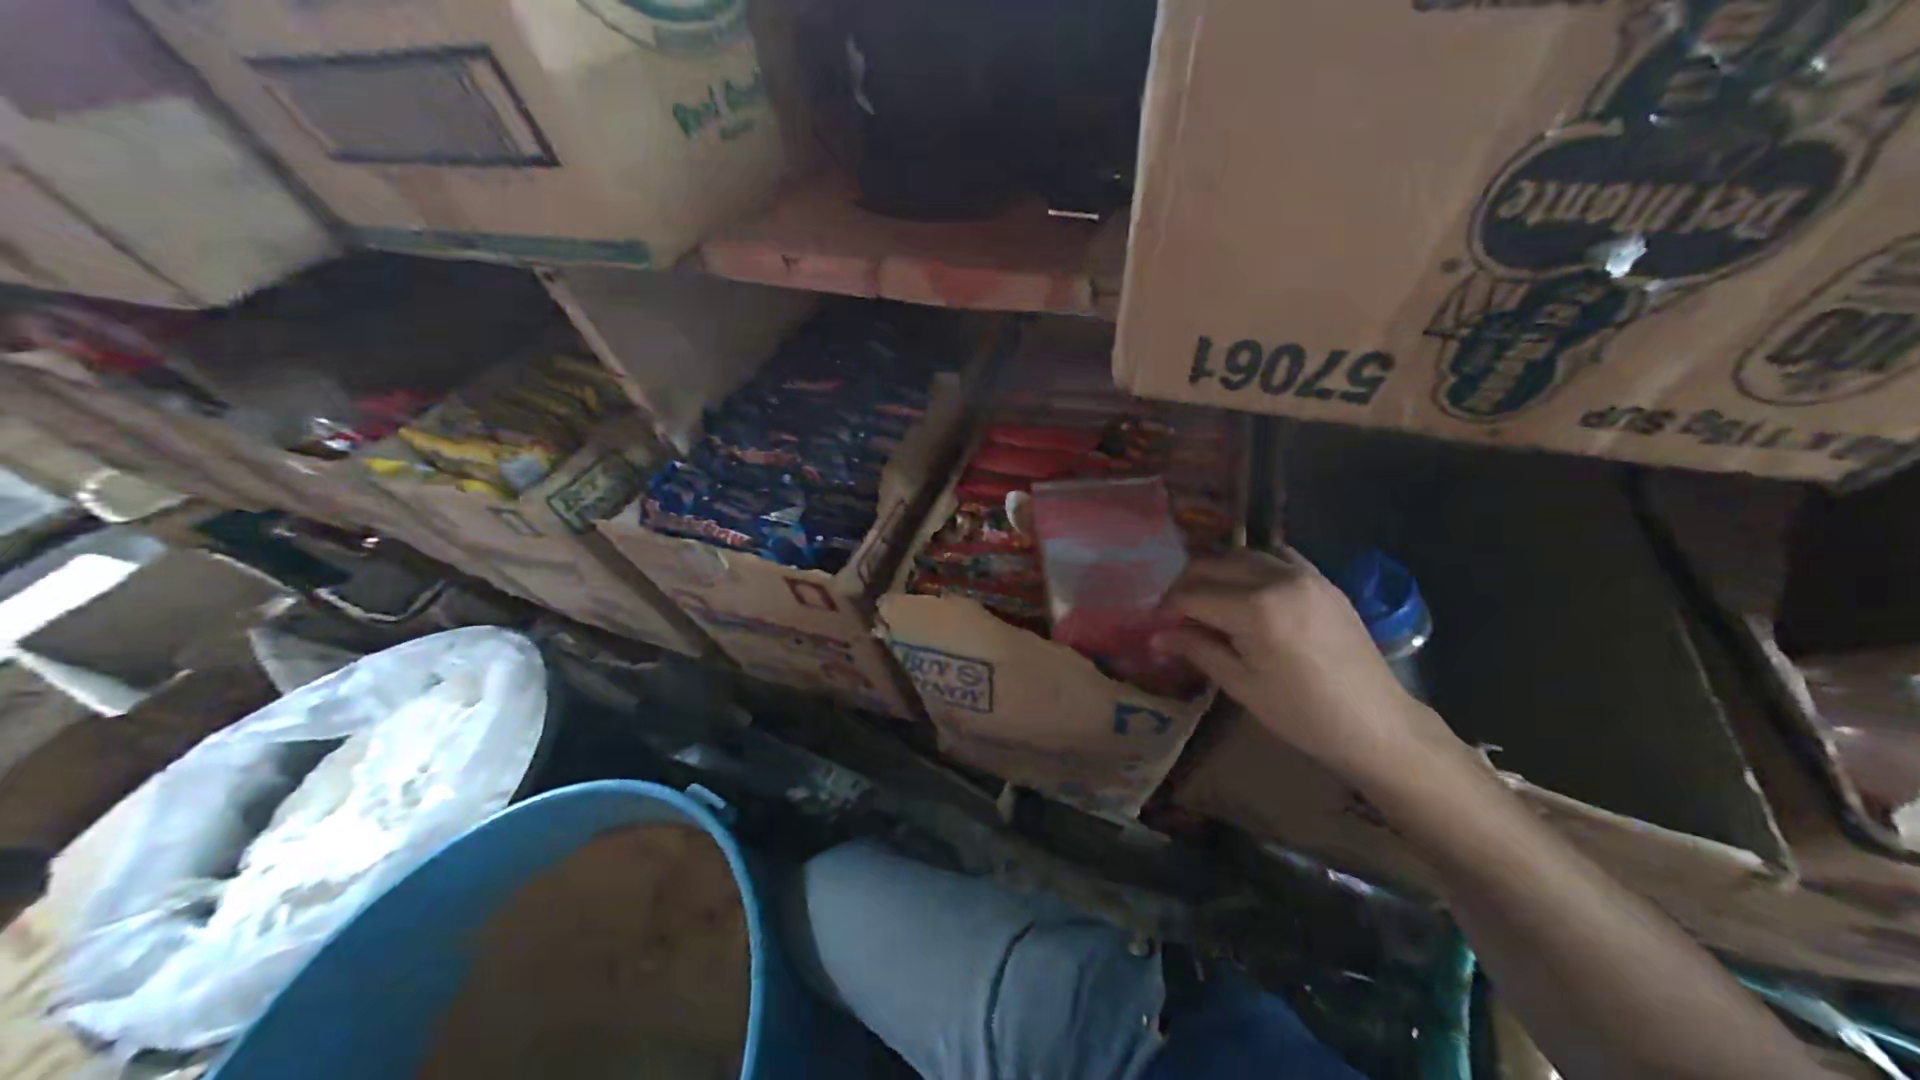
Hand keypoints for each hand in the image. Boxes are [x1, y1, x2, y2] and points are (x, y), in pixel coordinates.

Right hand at [1153, 549, 1459, 782]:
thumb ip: (1197, 648)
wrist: (1376, 723)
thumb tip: (1157, 634)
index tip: (1156, 625)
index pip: (1192, 594)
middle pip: (1212, 564)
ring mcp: (1304, 573)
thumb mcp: (1241, 685)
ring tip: (1207, 602)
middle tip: (1175, 614)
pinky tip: (1244, 591)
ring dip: (1216, 572)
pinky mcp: (1321, 579)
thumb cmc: (1302, 714)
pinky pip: (1275, 557)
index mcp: (1255, 608)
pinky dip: (1251, 566)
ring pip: (1241, 555)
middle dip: (1186, 586)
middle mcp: (1277, 578)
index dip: (1167, 608)